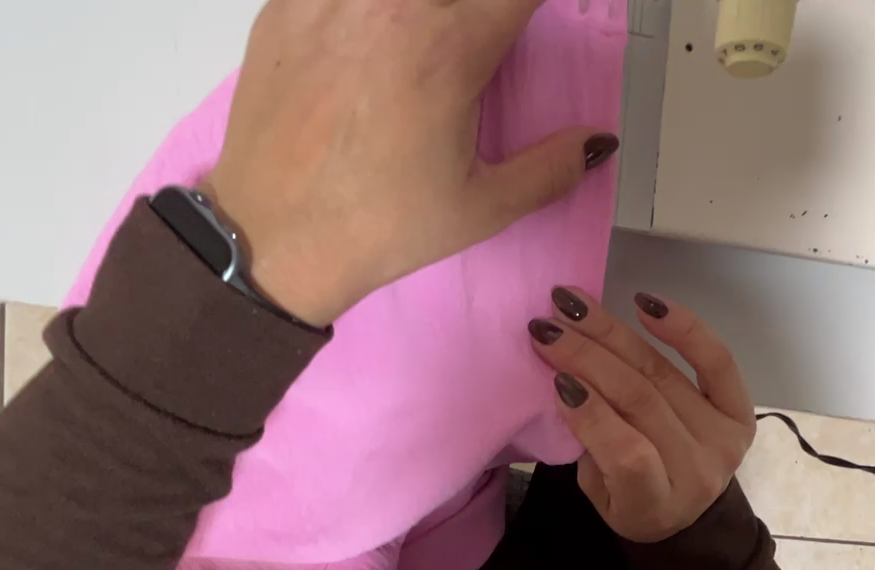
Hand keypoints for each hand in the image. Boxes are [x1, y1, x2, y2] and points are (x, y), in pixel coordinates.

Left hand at [202, 0, 618, 326]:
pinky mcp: (286, 0)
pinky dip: (377, 8)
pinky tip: (378, 40)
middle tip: (484, 37)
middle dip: (485, 7)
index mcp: (450, 45)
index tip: (535, 20)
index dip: (539, 1)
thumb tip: (599, 142)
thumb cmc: (383, 229)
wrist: (275, 239)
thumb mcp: (480, 211)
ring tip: (434, 36)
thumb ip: (551, 169)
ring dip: (431, 9)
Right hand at [529, 289, 755, 541]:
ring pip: (662, 373)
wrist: (692, 516)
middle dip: (588, 357)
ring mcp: (722, 439)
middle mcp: (696, 471)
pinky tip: (646, 304)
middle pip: (642, 401)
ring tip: (574, 306)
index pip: (627, 454)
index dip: (592, 413)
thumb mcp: (599, 494)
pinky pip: (717, 362)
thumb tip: (571, 380)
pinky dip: (685, 329)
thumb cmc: (632, 504)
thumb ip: (589, 447)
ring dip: (613, 333)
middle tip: (548, 326)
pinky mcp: (739, 413)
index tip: (555, 377)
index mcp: (654, 505)